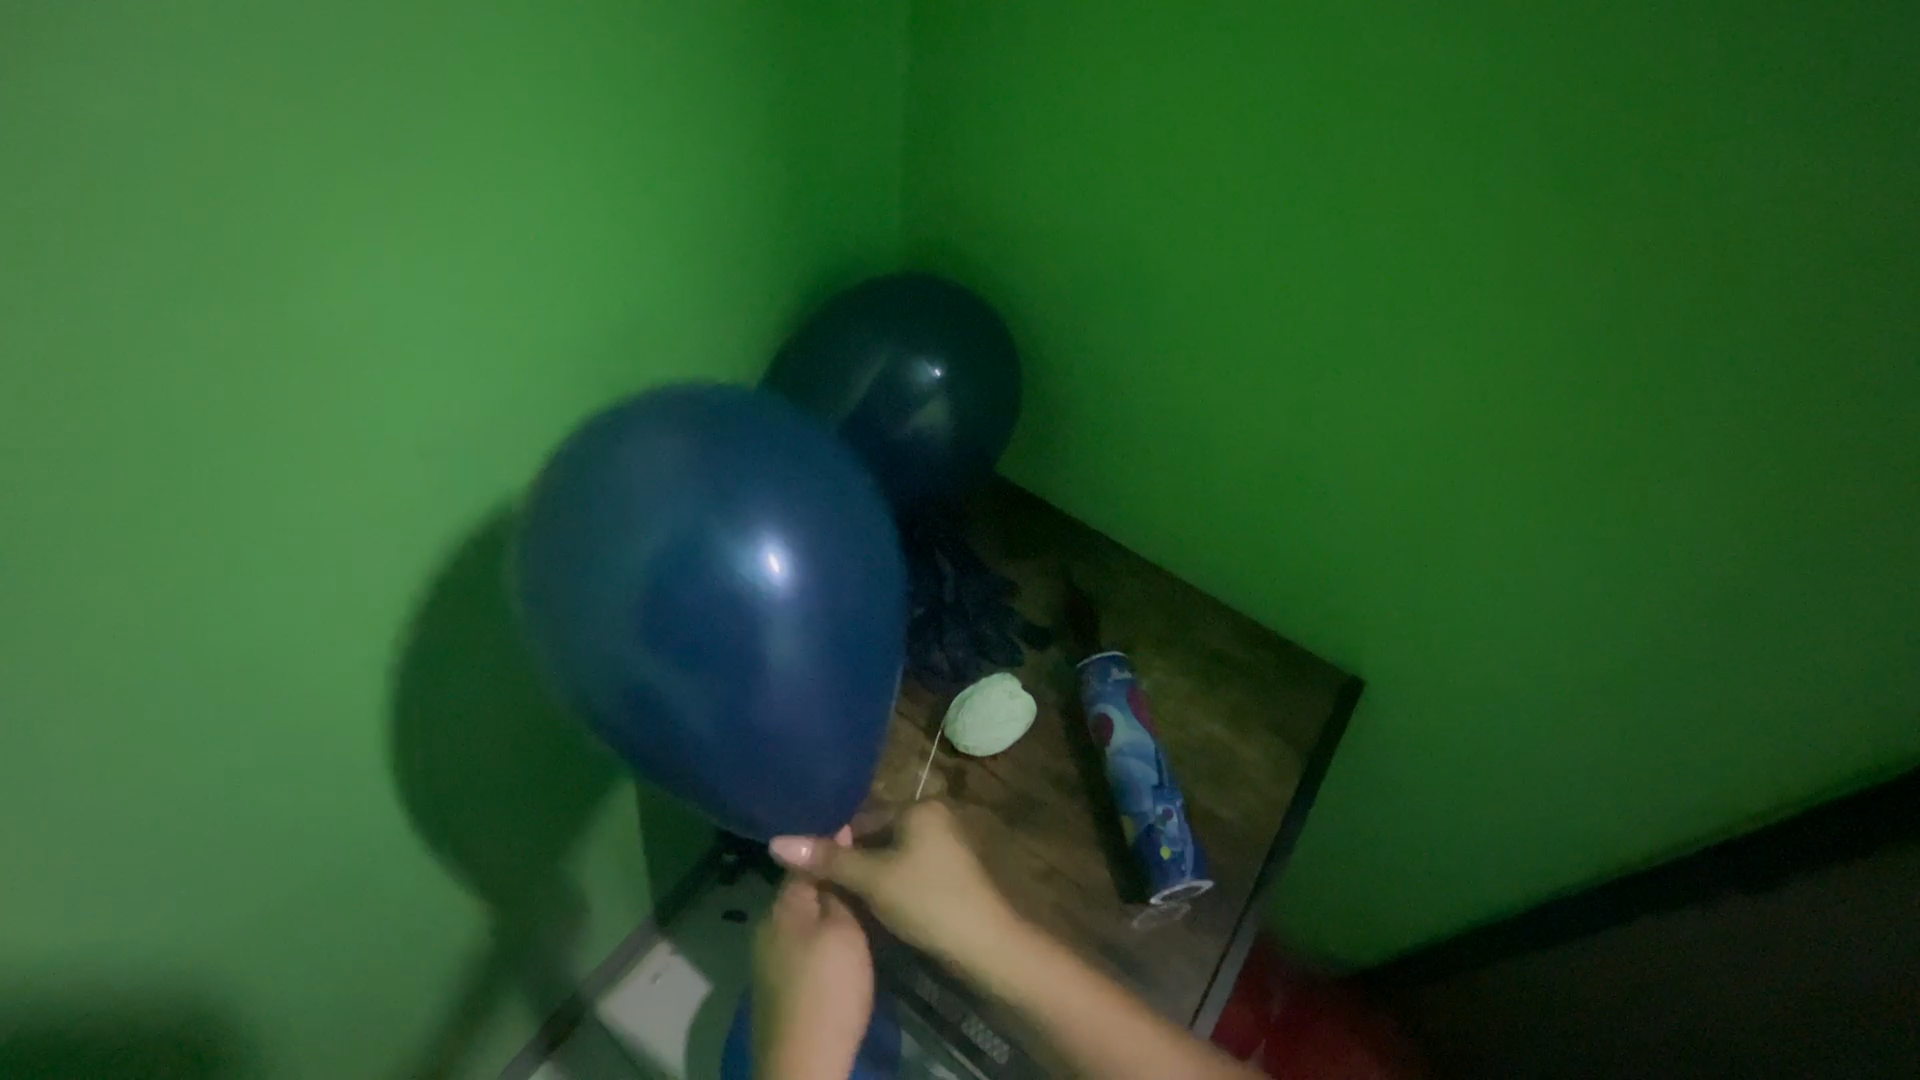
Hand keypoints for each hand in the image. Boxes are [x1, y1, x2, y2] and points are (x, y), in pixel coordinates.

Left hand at [752, 827, 873, 1079]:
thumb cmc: (828, 988)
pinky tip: (847, 934)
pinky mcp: (779, 983)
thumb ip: (837, 886)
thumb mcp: (843, 929)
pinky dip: (823, 933)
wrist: (804, 1065)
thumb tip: (835, 838)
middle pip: (804, 888)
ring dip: (829, 906)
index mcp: (781, 907)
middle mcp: (768, 925)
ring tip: (865, 895)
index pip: (806, 859)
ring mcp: (770, 957)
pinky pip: (803, 940)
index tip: (865, 831)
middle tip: (871, 865)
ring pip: (804, 916)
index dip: (835, 844)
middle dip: (833, 877)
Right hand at [770, 801, 1018, 966]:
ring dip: (866, 877)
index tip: (805, 867)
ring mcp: (943, 846)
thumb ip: (828, 859)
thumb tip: (776, 841)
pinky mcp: (946, 874)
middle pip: (875, 836)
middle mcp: (933, 817)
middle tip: (818, 888)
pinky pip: (904, 871)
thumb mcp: (873, 879)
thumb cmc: (928, 901)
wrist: (986, 945)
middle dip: (850, 861)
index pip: (862, 817)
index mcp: (920, 806)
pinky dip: (886, 886)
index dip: (833, 842)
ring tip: (837, 899)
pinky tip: (869, 908)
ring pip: (889, 856)